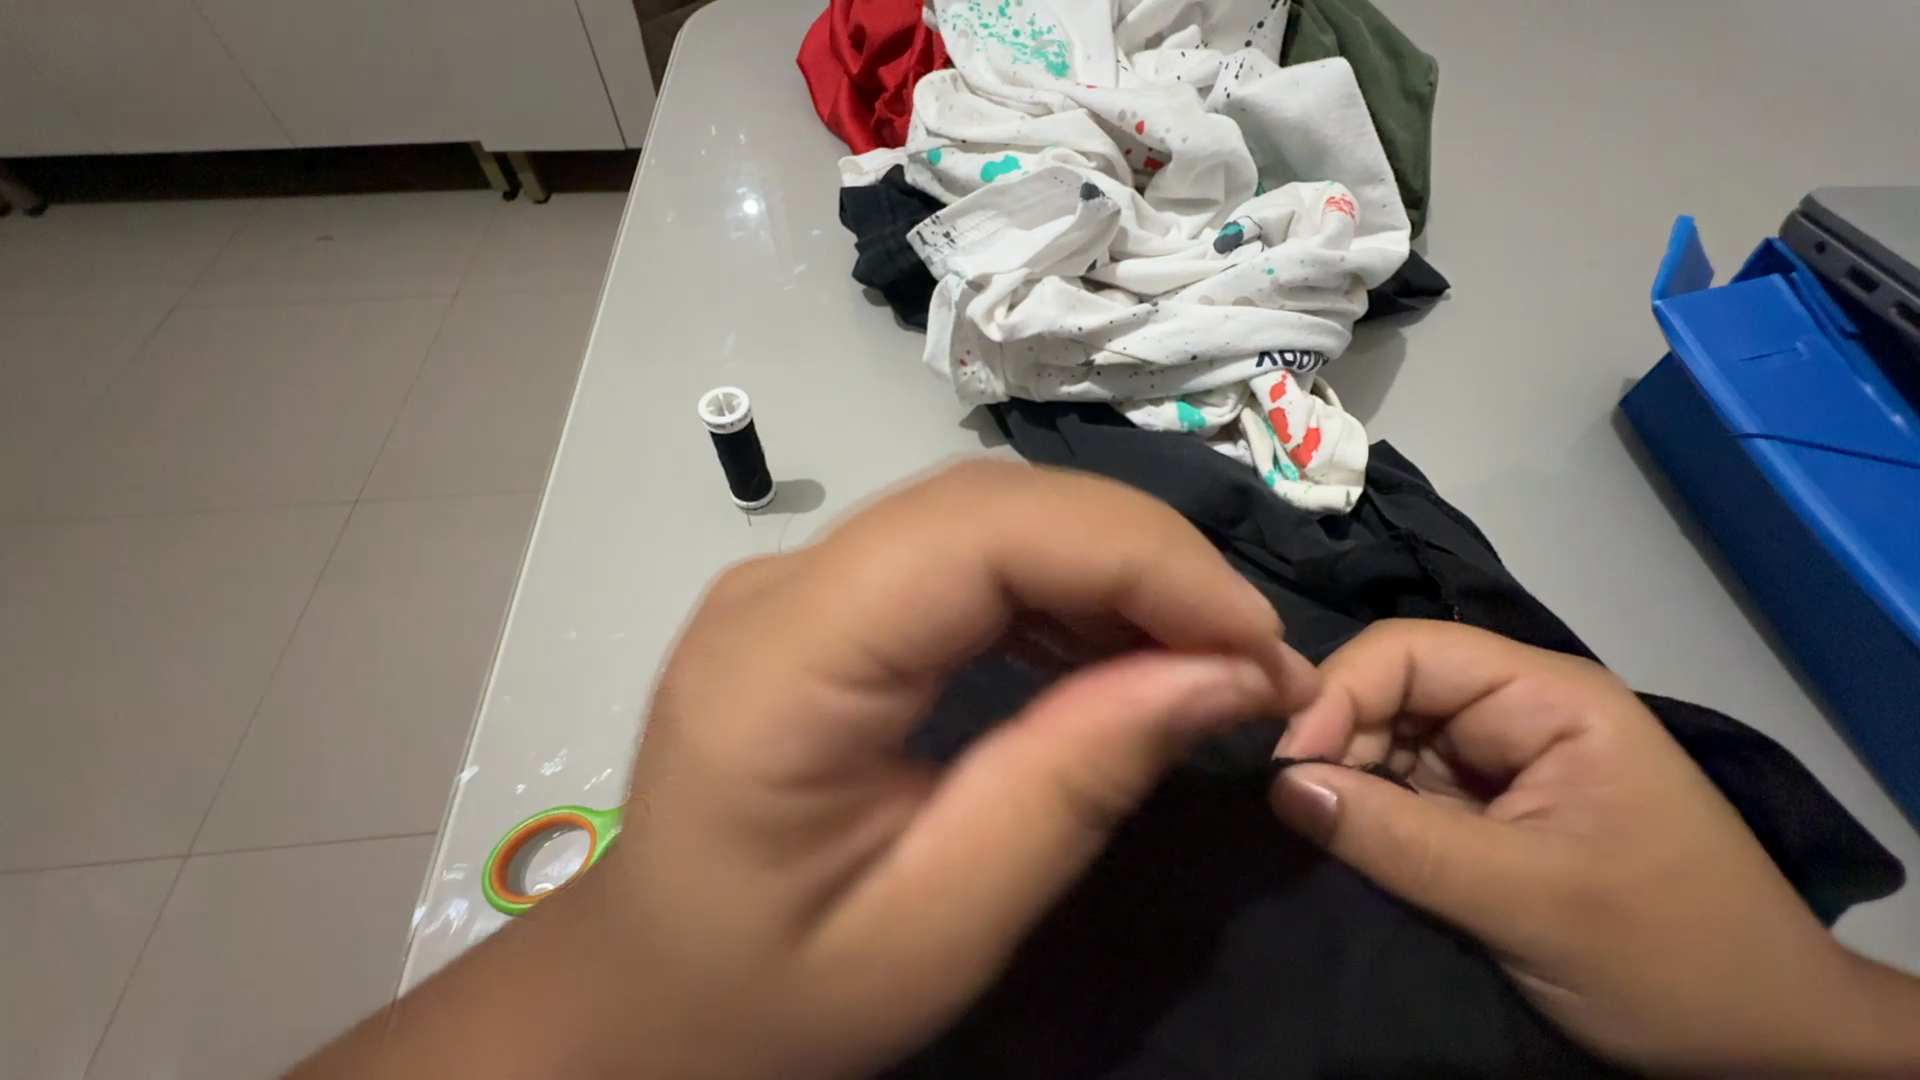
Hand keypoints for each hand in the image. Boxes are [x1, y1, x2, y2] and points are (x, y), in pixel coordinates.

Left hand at [295, 460, 1315, 1079]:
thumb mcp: (940, 923)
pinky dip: (1061, 583)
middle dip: (1140, 556)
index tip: (1251, 640)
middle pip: (986, 505)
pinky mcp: (826, 596)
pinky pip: (963, 552)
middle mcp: (778, 586)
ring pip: (984, 514)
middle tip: (1246, 651)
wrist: (656, 985)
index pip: (972, 534)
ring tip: (1198, 652)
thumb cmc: (776, 987)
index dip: (1132, 556)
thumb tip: (1222, 673)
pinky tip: (1112, 645)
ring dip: (1110, 565)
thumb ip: (1075, 784)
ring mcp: (797, 579)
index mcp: (778, 667)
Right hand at [1269, 620, 1919, 1077]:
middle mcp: (1514, 709)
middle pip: (1387, 688)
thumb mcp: (1529, 901)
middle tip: (1299, 805)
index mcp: (1545, 697)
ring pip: (1383, 735)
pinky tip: (1351, 837)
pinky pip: (1397, 781)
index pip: (1408, 652)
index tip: (1292, 766)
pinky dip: (1364, 807)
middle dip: (1337, 740)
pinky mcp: (1480, 800)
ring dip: (1345, 776)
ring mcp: (1496, 755)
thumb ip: (1397, 838)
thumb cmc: (1670, 957)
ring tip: (1324, 828)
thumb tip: (1281, 784)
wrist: (1764, 1046)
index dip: (1339, 693)